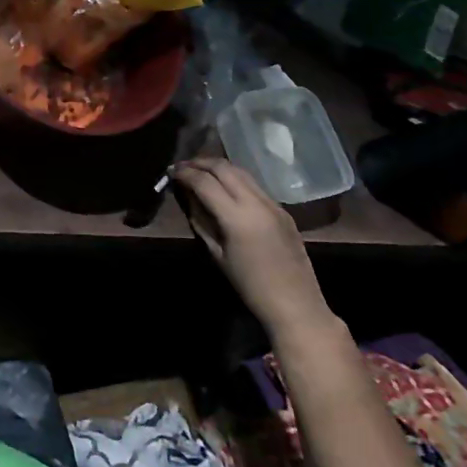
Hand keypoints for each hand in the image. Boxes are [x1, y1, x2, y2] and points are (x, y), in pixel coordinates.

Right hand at [171, 157, 332, 333]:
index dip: (185, 173)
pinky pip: (254, 185)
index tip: (170, 171)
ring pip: (241, 172)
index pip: (205, 182)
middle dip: (200, 163)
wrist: (296, 304)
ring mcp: (273, 204)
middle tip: (182, 166)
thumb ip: (200, 221)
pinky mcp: (283, 210)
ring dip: (218, 167)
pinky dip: (234, 179)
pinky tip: (224, 187)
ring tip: (200, 171)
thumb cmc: (249, 286)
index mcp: (238, 217)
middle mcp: (257, 202)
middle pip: (224, 168)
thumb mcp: (216, 254)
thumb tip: (188, 197)